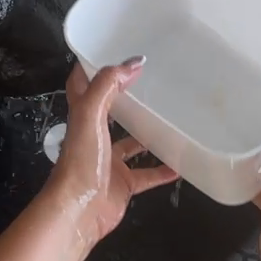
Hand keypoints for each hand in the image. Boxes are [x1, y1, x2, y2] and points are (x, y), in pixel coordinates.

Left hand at [39, 58, 178, 250]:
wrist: (79, 210)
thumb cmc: (81, 159)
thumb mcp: (90, 114)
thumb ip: (108, 85)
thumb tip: (133, 62)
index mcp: (83, 116)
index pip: (83, 84)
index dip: (93, 66)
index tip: (114, 50)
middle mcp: (94, 136)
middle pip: (110, 111)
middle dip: (127, 98)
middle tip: (153, 82)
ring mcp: (109, 162)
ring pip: (131, 144)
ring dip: (147, 134)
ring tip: (172, 120)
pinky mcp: (123, 184)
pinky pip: (147, 174)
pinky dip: (162, 170)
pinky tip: (180, 164)